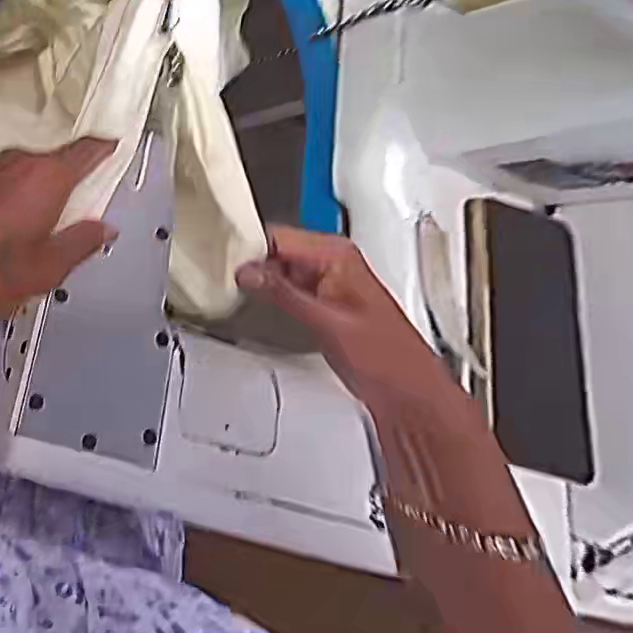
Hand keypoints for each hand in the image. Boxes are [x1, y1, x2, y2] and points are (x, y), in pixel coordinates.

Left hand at [0, 139, 118, 343]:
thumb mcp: (47, 269)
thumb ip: (82, 242)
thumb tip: (104, 229)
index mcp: (45, 176)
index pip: (91, 149)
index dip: (111, 150)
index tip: (123, 153)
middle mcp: (20, 160)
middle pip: (65, 159)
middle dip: (81, 181)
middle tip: (90, 213)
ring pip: (40, 167)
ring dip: (53, 187)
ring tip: (53, 228)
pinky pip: (17, 174)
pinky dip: (30, 191)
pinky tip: (24, 226)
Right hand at [237, 226, 466, 418]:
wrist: (409, 397)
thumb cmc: (389, 360)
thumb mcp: (326, 323)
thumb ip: (282, 294)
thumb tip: (248, 271)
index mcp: (338, 254)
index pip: (279, 236)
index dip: (249, 247)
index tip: (223, 259)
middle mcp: (333, 261)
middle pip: (276, 249)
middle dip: (251, 263)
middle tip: (223, 276)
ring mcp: (327, 281)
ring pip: (278, 268)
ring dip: (258, 279)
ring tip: (233, 289)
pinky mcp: (321, 301)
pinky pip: (285, 286)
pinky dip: (268, 293)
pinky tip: (254, 303)